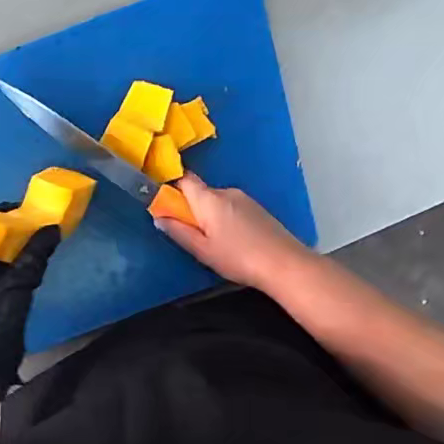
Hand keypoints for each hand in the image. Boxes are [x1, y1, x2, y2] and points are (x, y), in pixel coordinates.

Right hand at [154, 173, 310, 290]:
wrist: (285, 264)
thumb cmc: (238, 258)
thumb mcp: (202, 250)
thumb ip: (178, 232)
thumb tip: (159, 216)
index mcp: (209, 199)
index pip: (184, 179)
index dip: (171, 188)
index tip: (165, 206)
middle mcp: (226, 192)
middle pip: (200, 192)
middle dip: (191, 209)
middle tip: (191, 235)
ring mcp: (244, 199)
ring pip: (216, 201)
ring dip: (209, 215)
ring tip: (215, 242)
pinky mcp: (257, 208)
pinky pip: (231, 207)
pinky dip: (225, 219)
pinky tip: (233, 241)